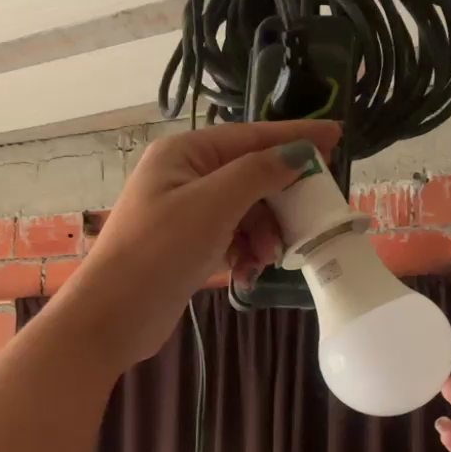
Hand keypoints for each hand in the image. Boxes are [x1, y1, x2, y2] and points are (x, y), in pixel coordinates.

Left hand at [51, 120, 340, 366]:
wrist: (114, 315)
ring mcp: (184, 214)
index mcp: (184, 153)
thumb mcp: (213, 205)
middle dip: (277, 201)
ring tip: (266, 258)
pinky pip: (231, 239)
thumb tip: (295, 153)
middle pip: (250, 176)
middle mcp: (184, 177)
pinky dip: (245, 253)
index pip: (250, 136)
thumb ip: (258, 173)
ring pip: (244, 212)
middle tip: (306, 220)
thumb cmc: (160, 251)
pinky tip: (248, 273)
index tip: (337, 137)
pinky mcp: (187, 248)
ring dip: (263, 234)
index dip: (294, 137)